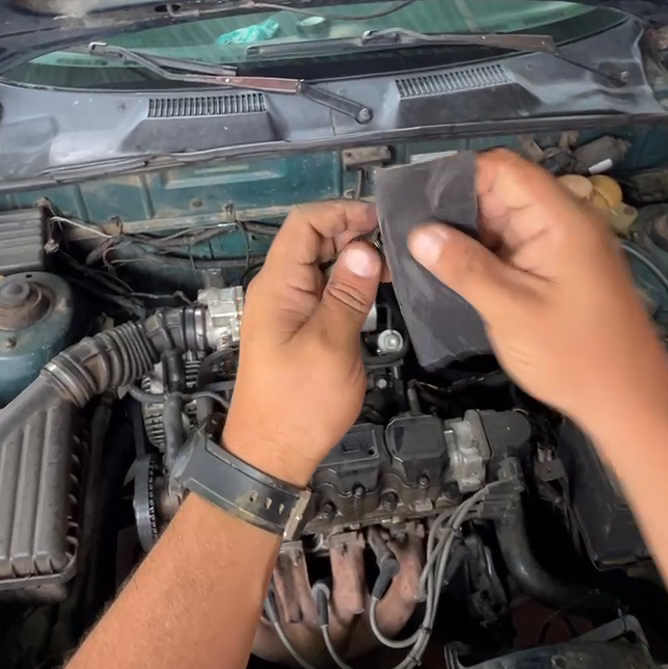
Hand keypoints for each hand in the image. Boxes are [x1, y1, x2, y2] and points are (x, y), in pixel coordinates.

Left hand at [225, 201, 385, 484]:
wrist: (271, 455)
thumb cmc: (299, 404)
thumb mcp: (330, 346)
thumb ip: (347, 294)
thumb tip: (366, 248)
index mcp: (278, 284)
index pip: (305, 224)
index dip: (342, 212)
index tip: (381, 220)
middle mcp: (279, 288)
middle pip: (313, 239)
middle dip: (352, 231)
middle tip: (395, 242)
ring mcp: (287, 307)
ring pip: (321, 263)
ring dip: (353, 256)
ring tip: (393, 263)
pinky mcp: (299, 325)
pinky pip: (323, 288)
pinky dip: (349, 280)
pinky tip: (376, 286)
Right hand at [407, 150, 667, 424]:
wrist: (627, 402)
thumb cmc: (576, 356)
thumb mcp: (511, 310)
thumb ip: (464, 268)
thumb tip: (419, 233)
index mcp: (560, 219)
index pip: (504, 168)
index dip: (459, 176)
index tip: (417, 199)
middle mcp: (561, 222)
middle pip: (499, 191)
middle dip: (454, 207)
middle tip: (407, 230)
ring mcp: (557, 245)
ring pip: (499, 220)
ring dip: (464, 233)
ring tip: (419, 250)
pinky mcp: (552, 268)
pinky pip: (508, 246)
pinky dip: (480, 253)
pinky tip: (448, 269)